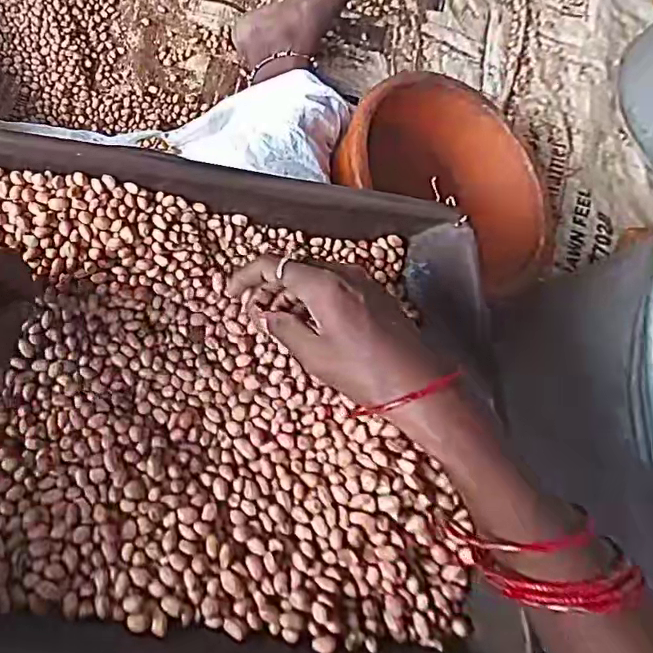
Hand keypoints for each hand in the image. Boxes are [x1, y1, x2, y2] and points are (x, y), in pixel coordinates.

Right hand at [225, 256, 444, 409]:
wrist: (420, 388)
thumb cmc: (365, 373)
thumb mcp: (312, 354)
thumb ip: (282, 327)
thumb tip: (266, 315)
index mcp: (324, 284)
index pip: (272, 265)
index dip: (245, 276)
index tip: (232, 292)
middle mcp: (344, 275)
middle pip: (293, 267)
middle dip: (268, 286)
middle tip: (254, 311)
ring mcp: (362, 282)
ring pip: (313, 275)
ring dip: (290, 293)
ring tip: (278, 321)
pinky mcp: (374, 295)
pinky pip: (333, 285)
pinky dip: (312, 297)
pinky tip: (308, 322)